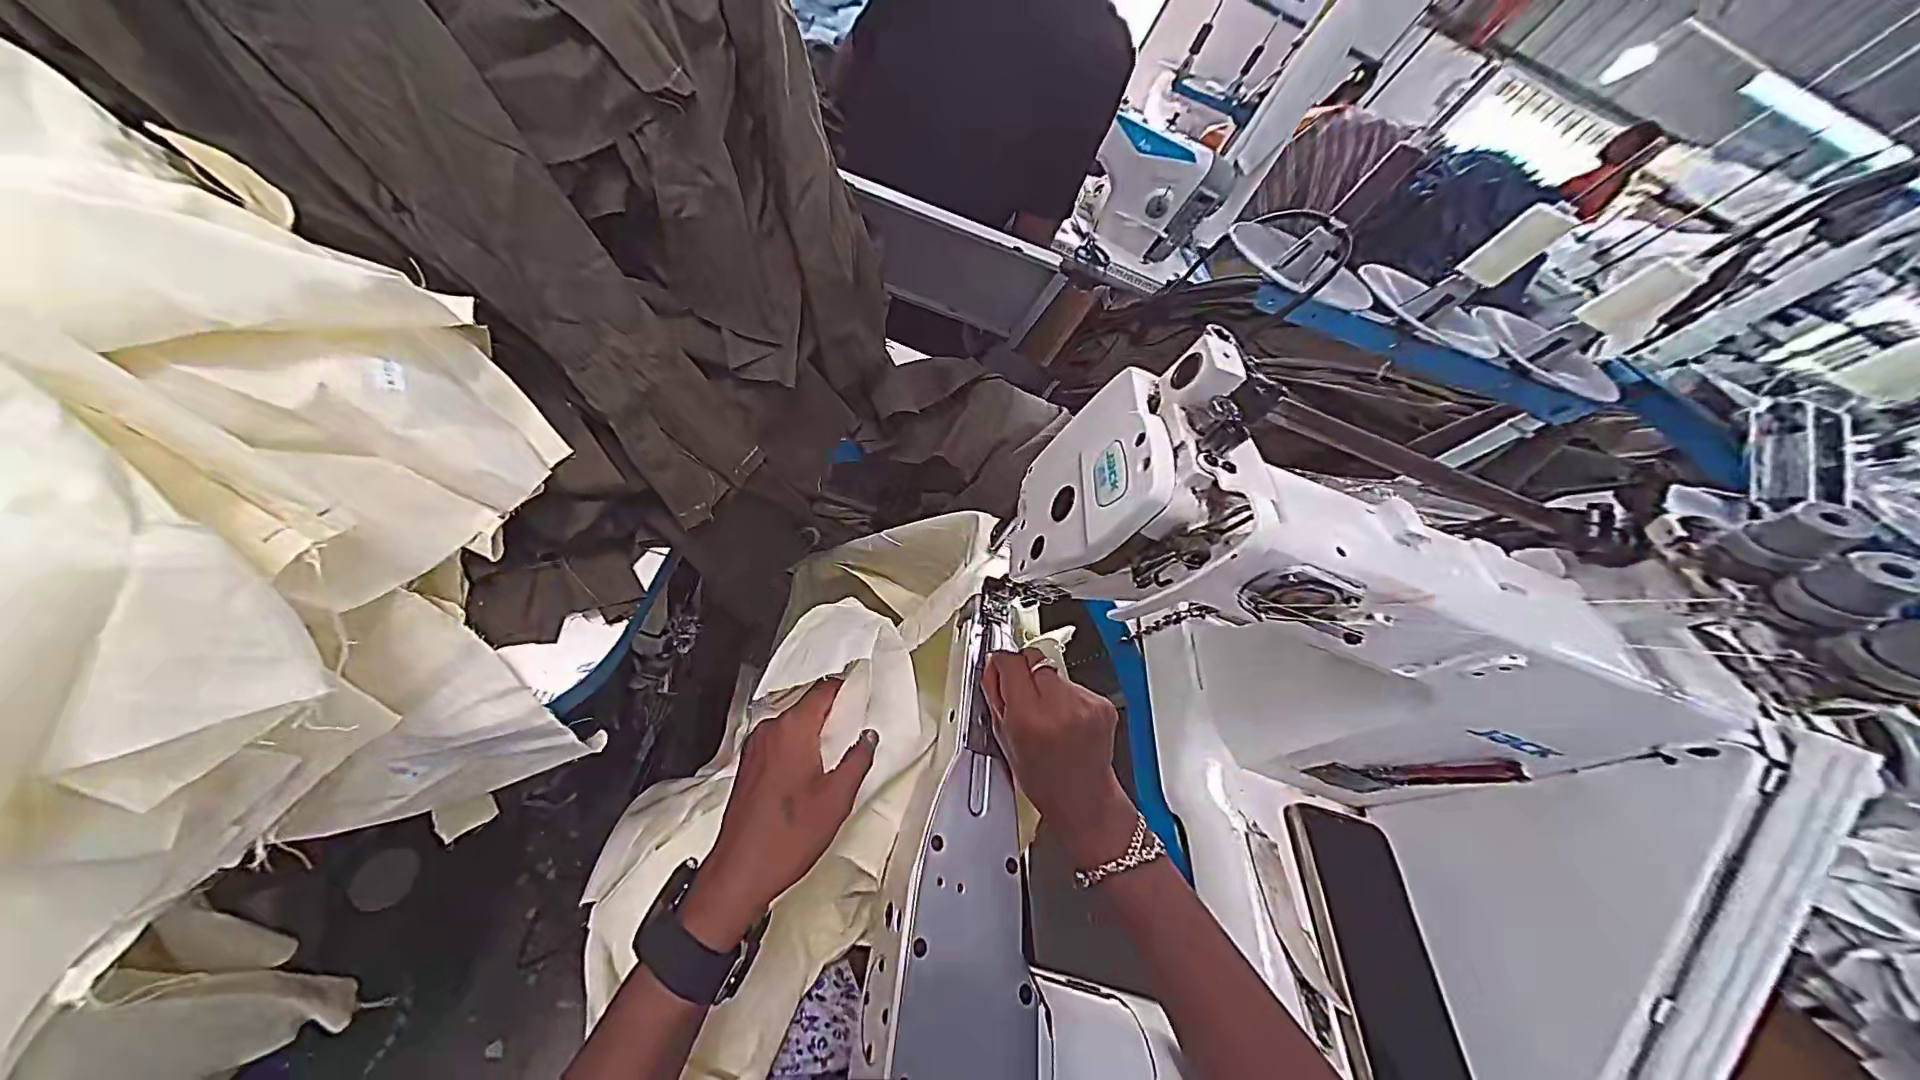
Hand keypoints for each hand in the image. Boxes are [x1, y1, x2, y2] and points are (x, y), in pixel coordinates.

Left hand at [681, 679, 876, 949]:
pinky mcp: (749, 765)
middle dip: (833, 711)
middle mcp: (769, 732)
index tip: (862, 687)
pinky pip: (780, 741)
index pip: (824, 690)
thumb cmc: (782, 840)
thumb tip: (868, 739)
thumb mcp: (837, 798)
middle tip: (857, 724)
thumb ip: (858, 760)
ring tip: (838, 750)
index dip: (847, 686)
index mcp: (792, 731)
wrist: (740, 873)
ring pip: (793, 723)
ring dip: (815, 730)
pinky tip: (812, 769)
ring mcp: (755, 748)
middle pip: (808, 704)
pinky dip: (798, 745)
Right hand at [984, 650, 1137, 868]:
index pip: (1011, 661)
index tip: (999, 663)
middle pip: (1034, 658)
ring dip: (1047, 685)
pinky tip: (1066, 721)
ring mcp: (1084, 704)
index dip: (1001, 661)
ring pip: (1055, 670)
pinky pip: (1074, 685)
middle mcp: (1059, 707)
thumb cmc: (1043, 779)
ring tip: (1048, 716)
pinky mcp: (1101, 704)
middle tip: (1023, 695)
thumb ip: (995, 696)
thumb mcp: (1004, 739)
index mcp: (1029, 718)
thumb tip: (993, 665)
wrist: (1082, 799)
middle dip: (1024, 671)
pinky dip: (1067, 697)